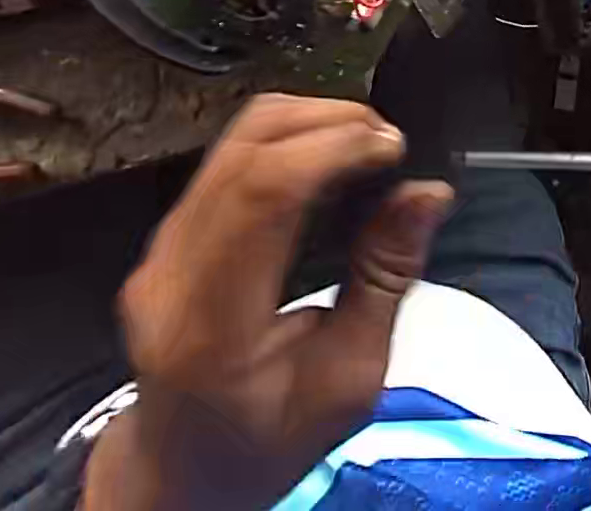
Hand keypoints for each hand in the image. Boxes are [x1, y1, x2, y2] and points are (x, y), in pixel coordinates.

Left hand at [82, 94, 452, 510]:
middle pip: (249, 147)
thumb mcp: (350, 378)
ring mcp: (164, 245)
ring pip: (239, 137)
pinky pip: (234, 153)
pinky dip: (292, 136)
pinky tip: (331, 156)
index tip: (392, 147)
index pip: (264, 192)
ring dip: (312, 120)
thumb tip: (426, 193)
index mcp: (214, 321)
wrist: (181, 471)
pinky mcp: (173, 230)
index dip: (334, 147)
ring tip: (366, 143)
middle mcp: (173, 270)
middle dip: (332, 121)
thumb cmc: (267, 441)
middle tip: (388, 141)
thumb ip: (386, 277)